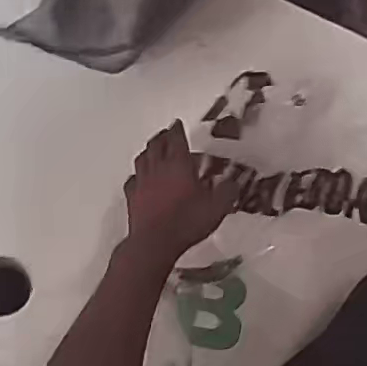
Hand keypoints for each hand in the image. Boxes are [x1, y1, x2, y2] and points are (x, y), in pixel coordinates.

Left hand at [123, 121, 239, 261]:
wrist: (155, 242)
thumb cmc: (186, 222)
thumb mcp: (216, 207)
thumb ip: (227, 192)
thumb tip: (234, 184)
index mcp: (178, 164)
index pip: (176, 138)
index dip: (177, 129)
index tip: (177, 123)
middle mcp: (157, 168)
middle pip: (156, 144)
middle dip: (162, 136)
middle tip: (167, 133)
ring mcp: (142, 182)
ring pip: (142, 158)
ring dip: (148, 150)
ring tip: (153, 149)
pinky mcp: (132, 197)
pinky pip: (133, 179)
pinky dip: (138, 174)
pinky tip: (140, 177)